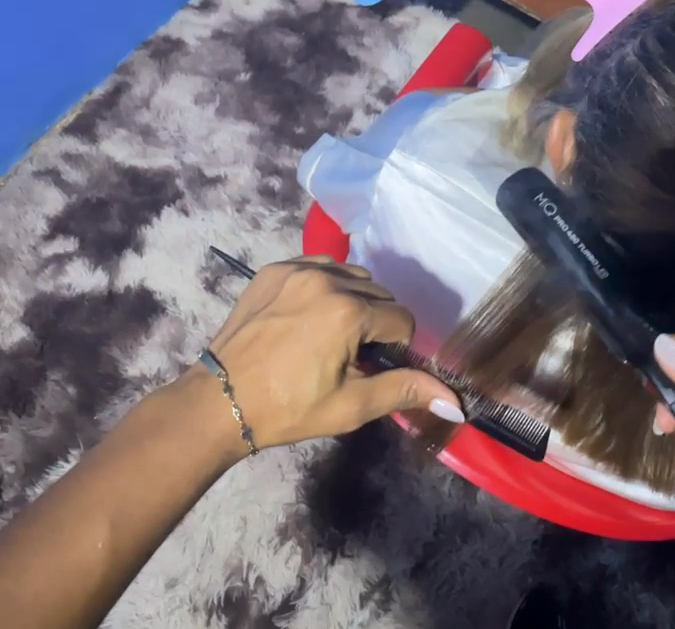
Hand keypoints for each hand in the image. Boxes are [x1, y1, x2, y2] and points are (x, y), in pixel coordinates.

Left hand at [201, 255, 463, 452]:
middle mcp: (327, 279)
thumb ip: (403, 391)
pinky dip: (325, 283)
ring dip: (353, 298)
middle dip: (375, 322)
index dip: (396, 346)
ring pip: (351, 275)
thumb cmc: (288, 409)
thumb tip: (456, 400)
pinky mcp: (274, 268)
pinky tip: (310, 312)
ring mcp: (297, 268)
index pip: (401, 319)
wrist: (218, 401)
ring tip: (331, 332)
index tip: (373, 365)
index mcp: (349, 312)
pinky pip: (318, 264)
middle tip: (351, 354)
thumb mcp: (349, 406)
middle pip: (379, 294)